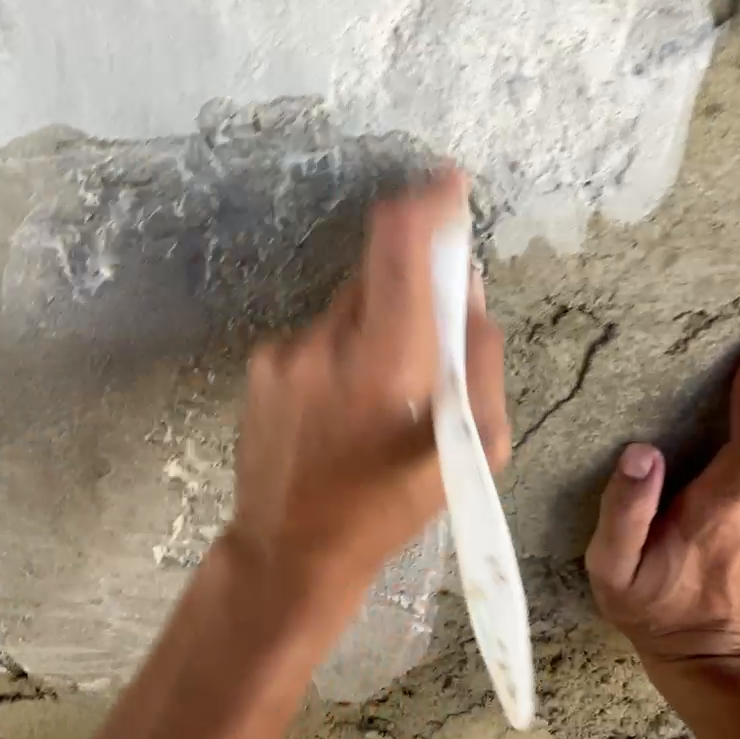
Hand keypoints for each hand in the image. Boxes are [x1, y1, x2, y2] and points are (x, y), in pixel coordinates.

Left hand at [225, 166, 509, 602]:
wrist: (289, 550)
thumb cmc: (389, 508)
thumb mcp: (470, 448)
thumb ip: (480, 357)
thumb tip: (467, 287)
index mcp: (387, 358)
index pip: (400, 243)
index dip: (428, 202)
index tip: (449, 187)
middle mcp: (328, 339)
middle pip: (377, 273)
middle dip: (410, 289)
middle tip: (426, 343)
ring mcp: (284, 351)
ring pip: (346, 307)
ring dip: (374, 328)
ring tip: (376, 396)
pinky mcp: (259, 366)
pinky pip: (315, 337)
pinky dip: (339, 353)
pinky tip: (338, 408)